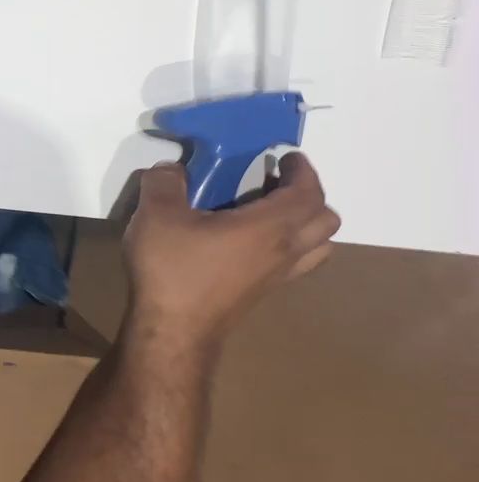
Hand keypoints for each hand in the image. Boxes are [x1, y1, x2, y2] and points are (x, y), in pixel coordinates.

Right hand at [123, 151, 339, 347]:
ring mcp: (278, 274)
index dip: (303, 172)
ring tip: (270, 211)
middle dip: (308, 195)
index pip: (308, 193)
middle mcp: (286, 249)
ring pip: (318, 243)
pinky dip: (290, 244)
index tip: (287, 157)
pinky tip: (252, 242)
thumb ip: (165, 183)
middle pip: (325, 219)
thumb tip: (172, 168)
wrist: (174, 324)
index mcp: (269, 226)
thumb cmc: (172, 265)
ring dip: (305, 222)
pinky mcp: (264, 290)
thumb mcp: (156, 214)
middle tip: (276, 182)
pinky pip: (297, 261)